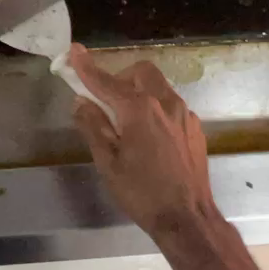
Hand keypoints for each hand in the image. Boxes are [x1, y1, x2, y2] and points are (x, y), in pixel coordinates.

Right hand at [68, 44, 223, 239]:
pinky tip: (148, 137)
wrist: (187, 217)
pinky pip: (170, 106)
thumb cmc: (141, 192)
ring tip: (126, 122)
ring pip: (158, 87)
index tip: (74, 52)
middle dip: (120, 78)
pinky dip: (154, 109)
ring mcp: (184, 114)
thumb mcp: (107, 162)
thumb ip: (93, 126)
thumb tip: (81, 102)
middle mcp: (166, 103)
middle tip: (105, 101)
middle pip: (140, 73)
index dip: (86, 67)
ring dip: (138, 93)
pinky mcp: (194, 128)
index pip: (106, 82)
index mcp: (140, 109)